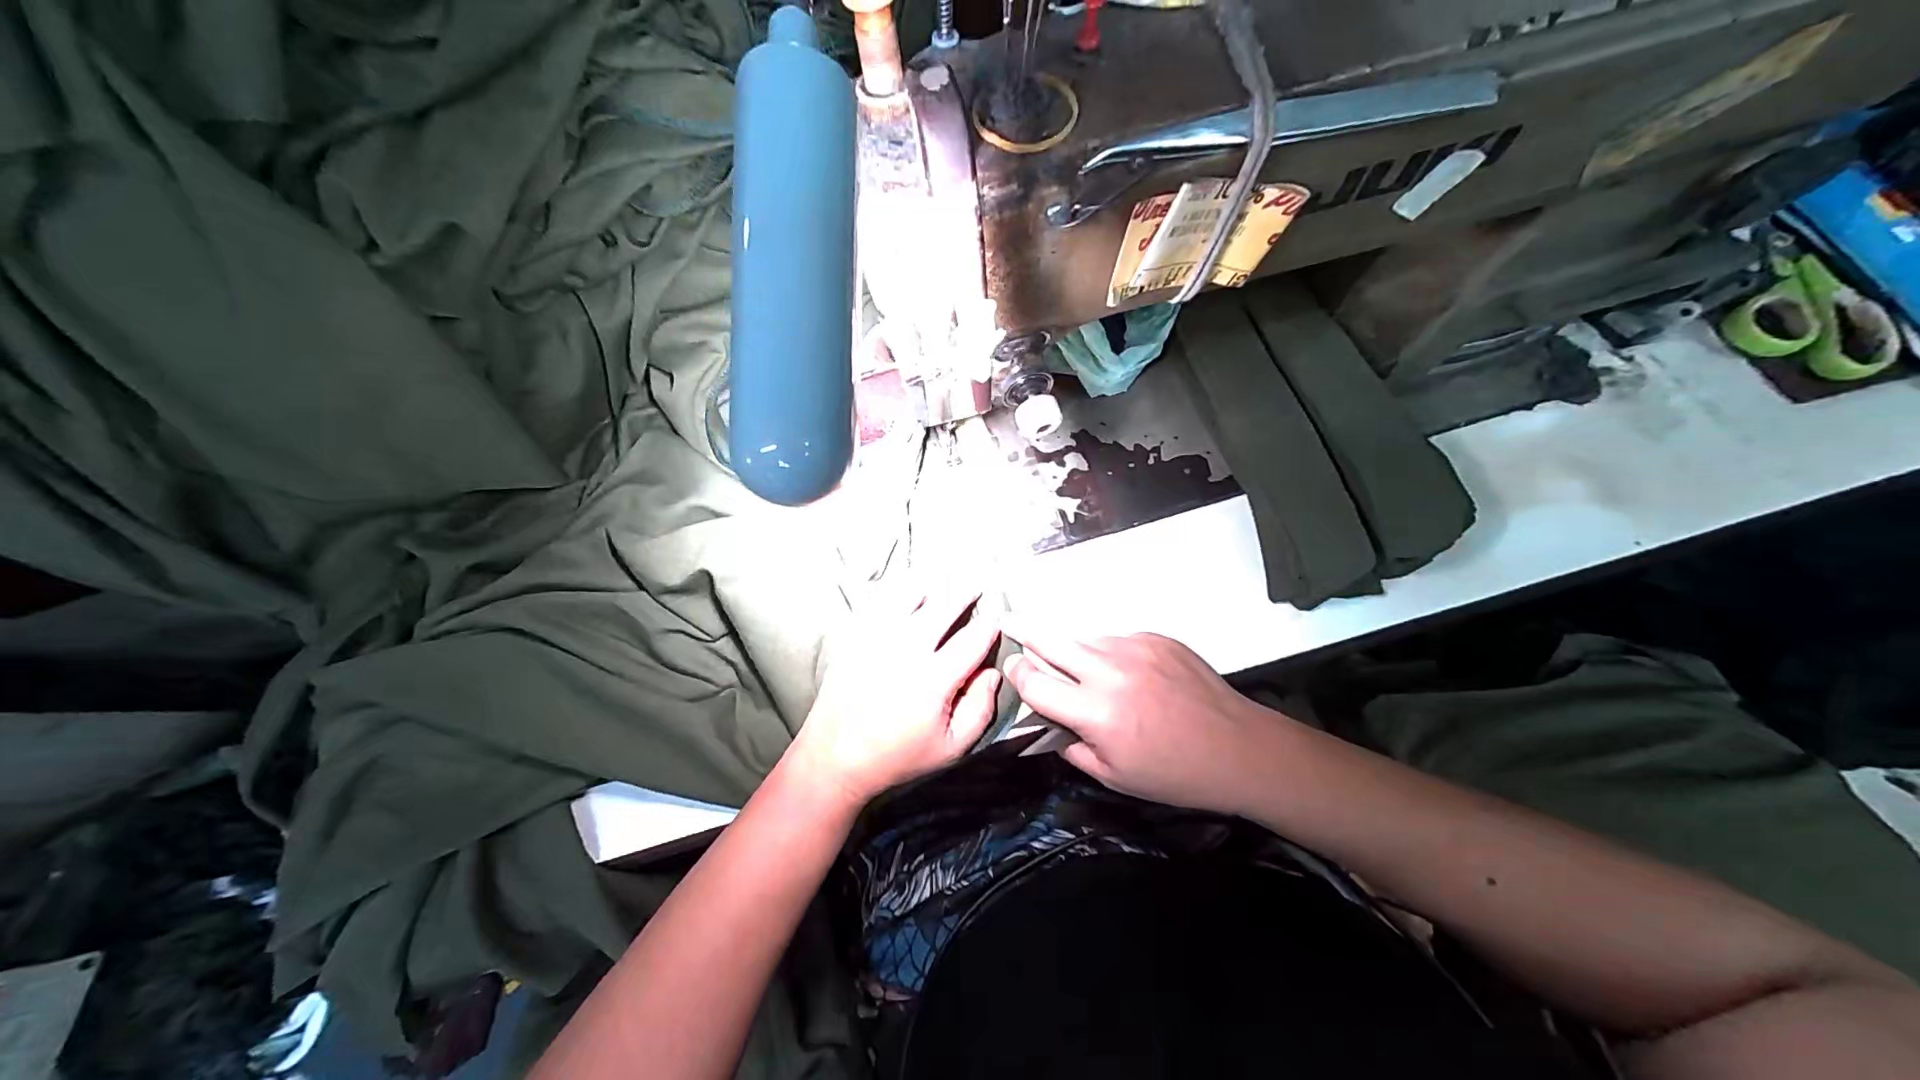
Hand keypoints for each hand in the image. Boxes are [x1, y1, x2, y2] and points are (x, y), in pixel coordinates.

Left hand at [786, 588, 1001, 804]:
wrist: (834, 757)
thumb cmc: (896, 756)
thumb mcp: (951, 747)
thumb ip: (980, 709)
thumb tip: (991, 673)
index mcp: (934, 680)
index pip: (972, 641)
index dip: (989, 626)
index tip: (997, 618)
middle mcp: (906, 651)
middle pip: (943, 609)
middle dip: (965, 595)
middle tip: (976, 586)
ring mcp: (877, 640)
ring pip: (910, 597)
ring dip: (931, 586)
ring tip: (943, 580)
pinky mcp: (855, 638)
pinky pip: (879, 602)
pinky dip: (897, 589)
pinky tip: (906, 585)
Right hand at [1001, 628, 1298, 815]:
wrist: (1238, 748)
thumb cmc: (1173, 773)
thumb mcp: (1112, 776)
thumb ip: (1070, 745)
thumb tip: (1048, 720)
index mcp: (1095, 713)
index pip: (1034, 682)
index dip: (1017, 674)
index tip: (1012, 668)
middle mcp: (1109, 672)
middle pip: (1049, 641)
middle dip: (1026, 634)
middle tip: (1009, 623)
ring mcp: (1135, 648)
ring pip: (1084, 639)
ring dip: (1074, 651)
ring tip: (1086, 671)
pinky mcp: (1157, 638)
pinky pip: (1117, 639)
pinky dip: (1111, 654)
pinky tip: (1128, 675)